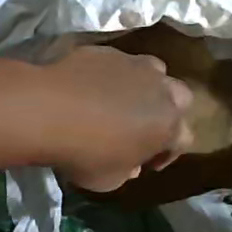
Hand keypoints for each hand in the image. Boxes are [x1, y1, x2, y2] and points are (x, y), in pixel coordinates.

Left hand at [33, 45, 193, 191]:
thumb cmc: (84, 153)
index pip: (183, 140)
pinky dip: (113, 76)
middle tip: (144, 127)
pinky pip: (119, 63)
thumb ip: (126, 171)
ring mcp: (134, 65)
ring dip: (146, 87)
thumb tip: (130, 163)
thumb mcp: (109, 180)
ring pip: (155, 72)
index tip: (148, 163)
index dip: (167, 154)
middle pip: (180, 98)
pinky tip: (93, 88)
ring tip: (123, 101)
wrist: (48, 110)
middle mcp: (160, 89)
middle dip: (168, 112)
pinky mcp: (107, 51)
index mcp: (168, 125)